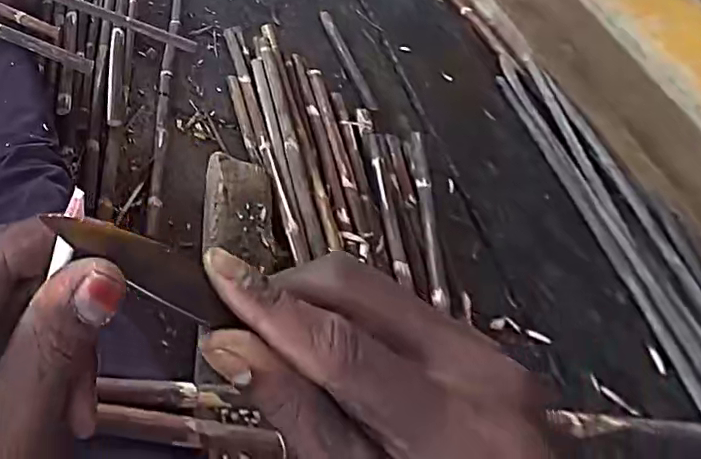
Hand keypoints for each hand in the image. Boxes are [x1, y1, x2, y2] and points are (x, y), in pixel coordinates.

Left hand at [0, 217, 125, 458]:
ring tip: (68, 411)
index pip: (4, 244)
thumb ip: (54, 345)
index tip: (120, 267)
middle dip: (62, 313)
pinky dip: (28, 348)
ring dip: (51, 338)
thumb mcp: (19, 430)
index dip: (66, 243)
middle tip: (87, 390)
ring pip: (8, 293)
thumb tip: (101, 269)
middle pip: (8, 268)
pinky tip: (40, 397)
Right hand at [198, 249, 551, 458]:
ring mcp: (482, 352)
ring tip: (292, 342)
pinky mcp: (475, 342)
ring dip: (309, 297)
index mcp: (452, 430)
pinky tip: (332, 345)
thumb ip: (297, 413)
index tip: (217, 270)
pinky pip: (388, 298)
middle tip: (249, 325)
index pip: (337, 342)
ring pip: (363, 281)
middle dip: (284, 292)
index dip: (268, 303)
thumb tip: (228, 346)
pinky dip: (343, 309)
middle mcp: (477, 375)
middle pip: (346, 285)